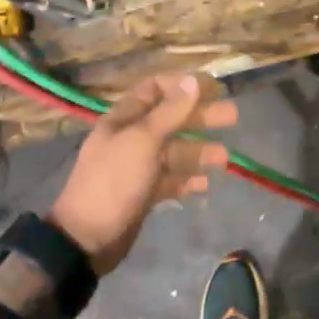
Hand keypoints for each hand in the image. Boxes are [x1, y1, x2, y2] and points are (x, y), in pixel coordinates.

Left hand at [46, 74, 235, 273]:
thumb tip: (193, 79)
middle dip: (201, 117)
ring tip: (225, 159)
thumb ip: (170, 111)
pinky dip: (187, 180)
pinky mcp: (143, 194)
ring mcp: (137, 168)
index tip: (212, 87)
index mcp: (125, 119)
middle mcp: (131, 139)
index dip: (182, 85)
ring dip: (199, 152)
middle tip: (232, 116)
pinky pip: (170, 180)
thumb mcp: (142, 140)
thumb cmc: (114, 180)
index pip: (155, 89)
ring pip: (174, 152)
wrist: (86, 239)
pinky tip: (206, 184)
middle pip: (171, 119)